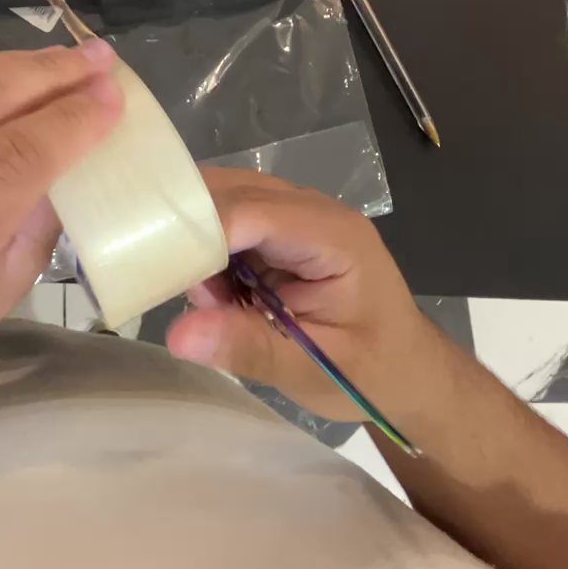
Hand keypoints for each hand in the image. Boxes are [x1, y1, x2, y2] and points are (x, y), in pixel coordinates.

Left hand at [0, 42, 122, 385]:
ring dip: (12, 62)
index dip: (66, 123)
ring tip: (61, 58)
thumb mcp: (9, 282)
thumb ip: (45, 207)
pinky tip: (7, 68)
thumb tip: (85, 128)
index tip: (111, 95)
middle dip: (45, 75)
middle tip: (95, 59)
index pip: (8, 162)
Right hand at [167, 167, 451, 422]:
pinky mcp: (277, 226)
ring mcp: (293, 212)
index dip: (199, 232)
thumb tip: (178, 335)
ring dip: (197, 242)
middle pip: (230, 194)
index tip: (157, 268)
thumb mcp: (312, 370)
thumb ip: (248, 347)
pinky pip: (226, 218)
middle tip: (174, 286)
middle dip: (191, 234)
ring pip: (221, 199)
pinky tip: (217, 290)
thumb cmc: (374, 374)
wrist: (410, 374)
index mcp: (332, 235)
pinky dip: (207, 249)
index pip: (250, 212)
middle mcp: (310, 208)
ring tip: (207, 298)